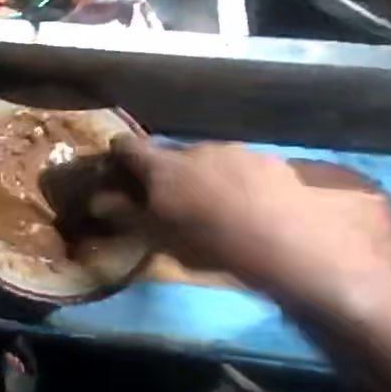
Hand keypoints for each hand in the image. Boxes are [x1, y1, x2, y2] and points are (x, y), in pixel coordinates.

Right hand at [111, 137, 390, 311]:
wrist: (293, 245)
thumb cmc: (213, 243)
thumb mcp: (161, 237)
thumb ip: (127, 215)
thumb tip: (97, 201)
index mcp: (163, 166)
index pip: (128, 146)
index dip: (120, 155)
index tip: (119, 170)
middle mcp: (197, 150)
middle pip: (172, 155)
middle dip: (168, 172)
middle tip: (173, 200)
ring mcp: (238, 152)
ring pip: (210, 160)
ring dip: (206, 176)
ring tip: (216, 206)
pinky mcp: (273, 162)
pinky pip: (244, 168)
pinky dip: (238, 182)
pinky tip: (250, 207)